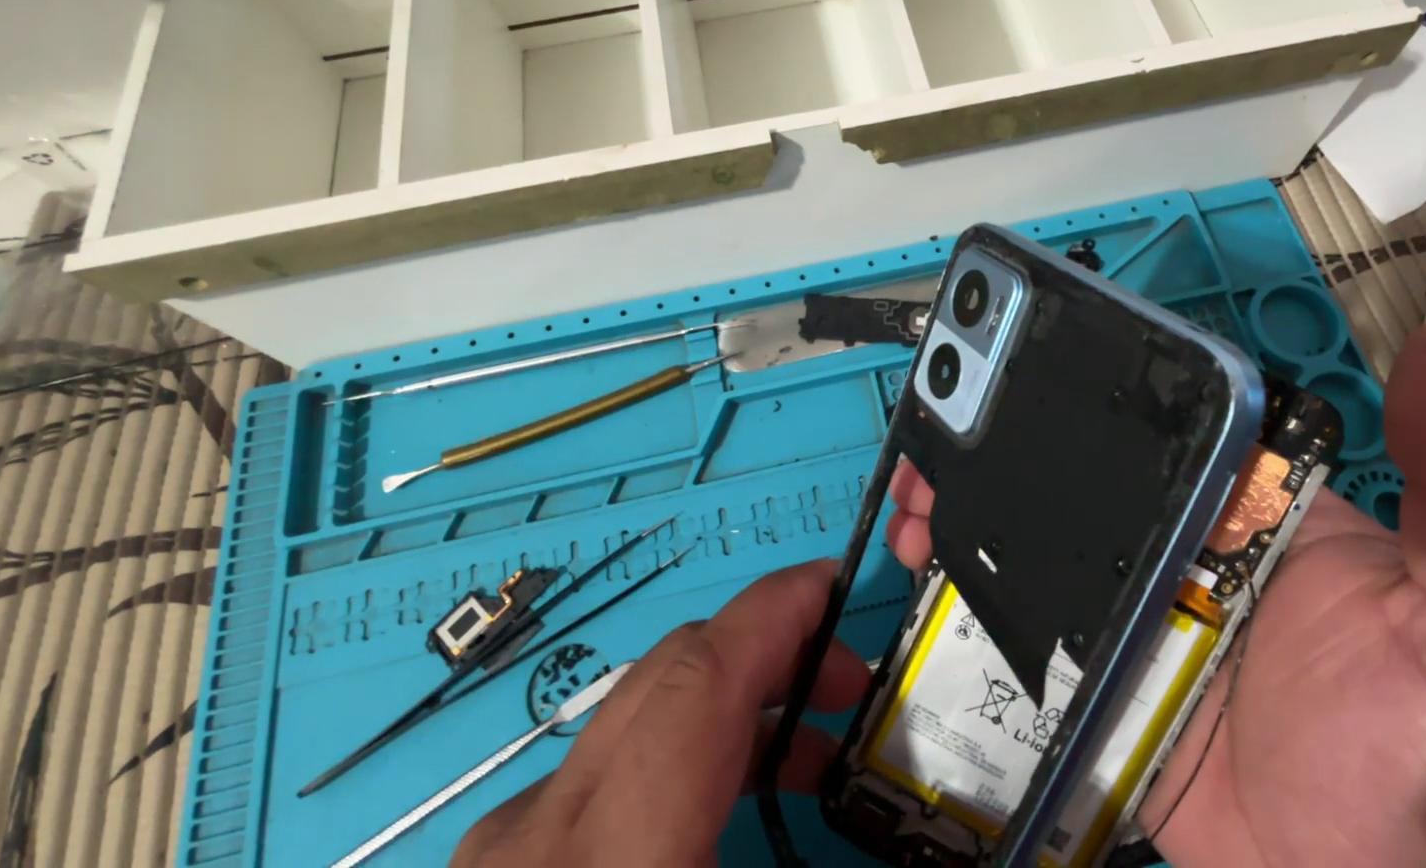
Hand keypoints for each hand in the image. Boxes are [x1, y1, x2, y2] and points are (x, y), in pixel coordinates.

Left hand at [450, 559, 869, 867]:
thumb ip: (806, 858)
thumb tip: (927, 859)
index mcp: (610, 860)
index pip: (696, 682)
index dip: (774, 616)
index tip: (838, 585)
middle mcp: (538, 836)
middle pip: (666, 678)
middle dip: (771, 654)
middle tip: (849, 688)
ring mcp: (504, 850)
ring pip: (634, 718)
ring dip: (731, 709)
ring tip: (802, 757)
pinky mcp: (498, 867)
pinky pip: (603, 771)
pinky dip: (678, 756)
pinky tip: (716, 812)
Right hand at [886, 321, 1425, 865]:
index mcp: (1261, 500)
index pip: (1165, 415)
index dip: (1089, 382)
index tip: (1016, 365)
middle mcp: (1187, 540)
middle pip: (1078, 469)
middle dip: (1000, 440)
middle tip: (936, 435)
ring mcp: (1129, 605)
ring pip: (1035, 534)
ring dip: (971, 507)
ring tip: (916, 501)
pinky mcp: (1089, 669)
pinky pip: (1019, 614)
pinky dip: (968, 586)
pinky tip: (927, 568)